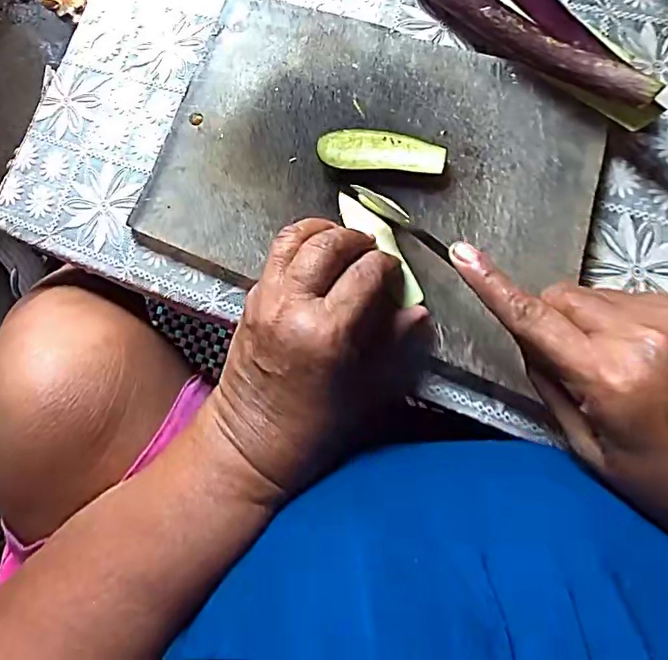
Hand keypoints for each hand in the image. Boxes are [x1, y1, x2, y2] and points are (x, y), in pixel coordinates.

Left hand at [198, 219, 429, 505]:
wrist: (252, 437)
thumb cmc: (313, 425)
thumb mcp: (364, 388)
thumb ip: (391, 341)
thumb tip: (416, 310)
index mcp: (325, 330)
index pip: (364, 275)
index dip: (386, 264)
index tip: (395, 266)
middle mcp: (290, 304)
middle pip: (326, 245)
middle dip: (354, 238)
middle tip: (372, 245)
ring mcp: (265, 296)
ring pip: (292, 239)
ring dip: (320, 231)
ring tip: (342, 237)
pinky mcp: (250, 296)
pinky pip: (275, 255)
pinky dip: (297, 245)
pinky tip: (314, 256)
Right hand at [450, 242, 667, 601]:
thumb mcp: (597, 454)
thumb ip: (551, 385)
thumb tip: (527, 337)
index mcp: (614, 379)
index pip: (532, 319)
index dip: (490, 284)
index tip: (459, 252)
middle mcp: (644, 336)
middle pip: (559, 298)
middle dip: (549, 321)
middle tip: (573, 368)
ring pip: (591, 296)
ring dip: (586, 321)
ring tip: (623, 369)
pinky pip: (629, 300)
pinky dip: (621, 322)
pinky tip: (653, 361)